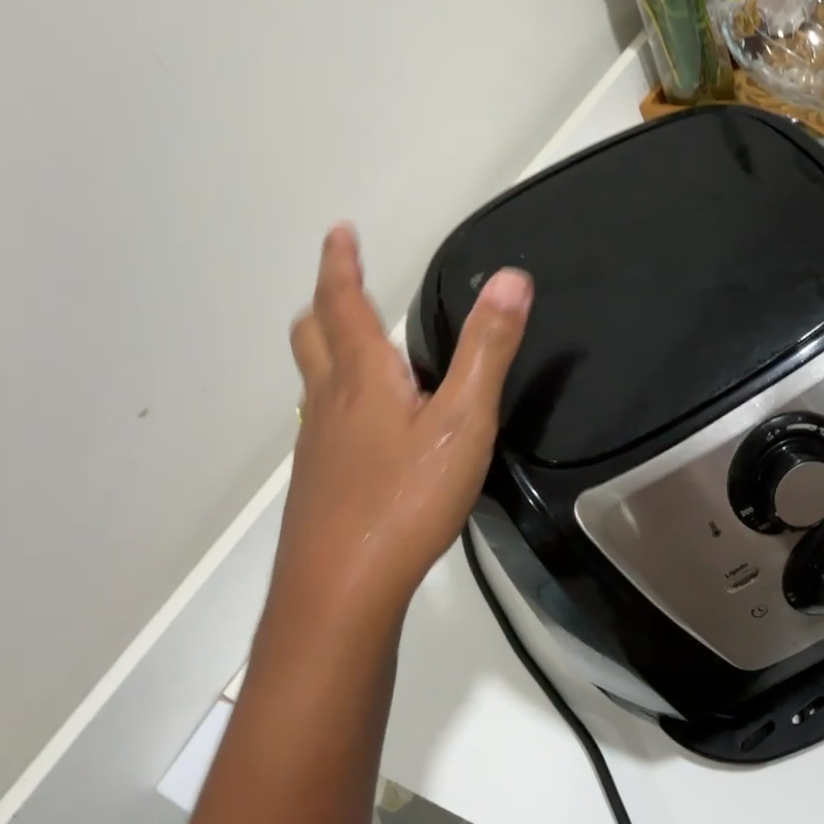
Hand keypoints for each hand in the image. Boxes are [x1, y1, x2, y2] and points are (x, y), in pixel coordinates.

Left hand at [275, 224, 533, 621]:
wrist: (342, 592)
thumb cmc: (406, 498)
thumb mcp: (464, 420)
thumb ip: (488, 349)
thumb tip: (510, 277)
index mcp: (363, 378)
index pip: (344, 304)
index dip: (342, 264)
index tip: (340, 231)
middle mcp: (330, 403)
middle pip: (312, 337)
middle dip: (325, 301)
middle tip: (343, 281)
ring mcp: (318, 445)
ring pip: (313, 379)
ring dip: (327, 346)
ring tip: (356, 341)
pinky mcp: (322, 482)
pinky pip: (323, 418)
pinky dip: (338, 395)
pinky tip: (370, 424)